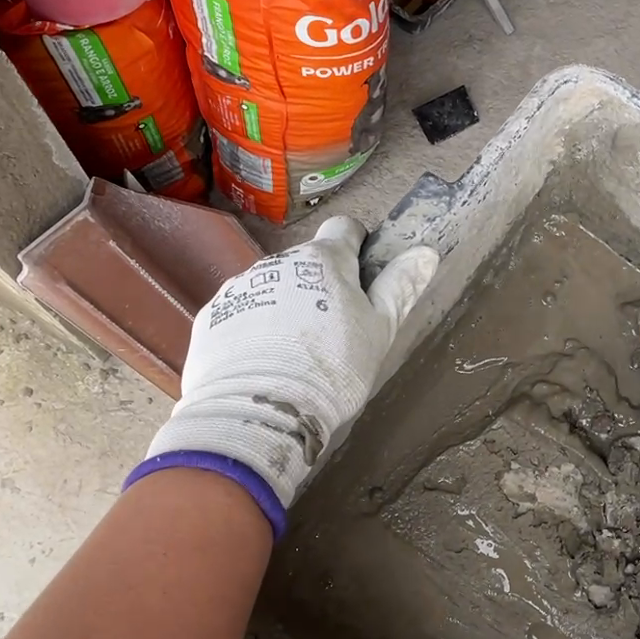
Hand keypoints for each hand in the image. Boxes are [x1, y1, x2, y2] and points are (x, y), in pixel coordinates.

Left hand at [144, 216, 437, 514]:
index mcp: (325, 259)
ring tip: (294, 352)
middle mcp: (279, 261)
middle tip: (333, 330)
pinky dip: (254, 328)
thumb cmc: (335, 367)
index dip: (356, 247)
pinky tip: (264, 361)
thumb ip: (400, 286)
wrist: (261, 410)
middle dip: (319, 285)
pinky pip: (242, 312)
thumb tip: (426, 252)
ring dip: (286, 304)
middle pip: (307, 262)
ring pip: (274, 286)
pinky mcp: (213, 315)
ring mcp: (241, 286)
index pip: (344, 228)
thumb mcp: (381, 329)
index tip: (361, 278)